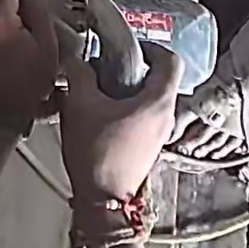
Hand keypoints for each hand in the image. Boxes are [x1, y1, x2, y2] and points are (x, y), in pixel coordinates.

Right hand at [59, 41, 181, 200]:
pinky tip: (100, 113)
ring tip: (97, 90)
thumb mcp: (80, 104)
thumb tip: (78, 60)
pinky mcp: (149, 146)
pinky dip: (126, 107)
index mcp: (159, 101)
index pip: (170, 59)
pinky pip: (143, 116)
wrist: (103, 201)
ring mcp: (161, 133)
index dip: (149, 46)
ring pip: (149, 98)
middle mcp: (167, 115)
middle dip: (132, 68)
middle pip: (159, 78)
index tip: (126, 46)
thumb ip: (80, 74)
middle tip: (104, 66)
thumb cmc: (96, 151)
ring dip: (127, 89)